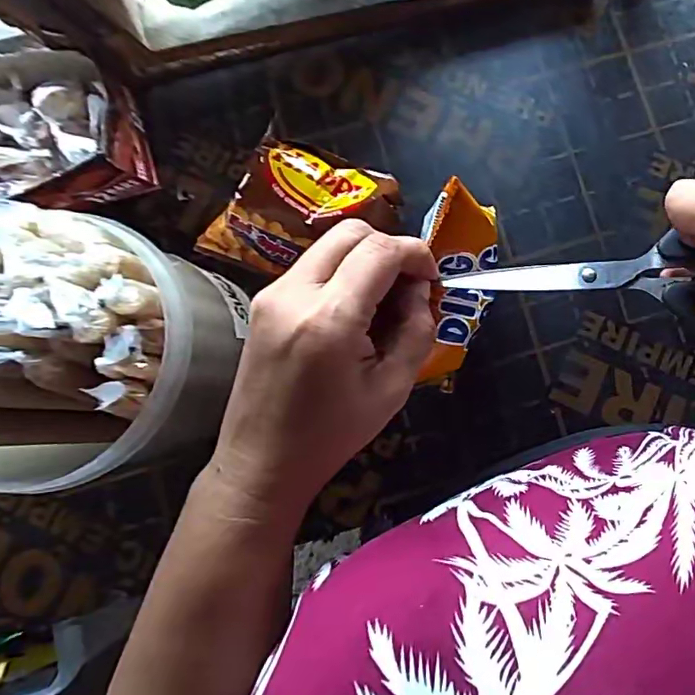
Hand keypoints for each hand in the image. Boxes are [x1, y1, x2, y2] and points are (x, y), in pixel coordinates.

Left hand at [200, 220, 436, 530]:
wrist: (262, 461)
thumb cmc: (332, 435)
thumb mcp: (392, 388)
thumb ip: (416, 330)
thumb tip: (418, 290)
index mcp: (328, 319)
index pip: (380, 251)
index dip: (416, 254)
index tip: (432, 279)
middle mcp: (293, 293)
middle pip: (351, 232)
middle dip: (391, 248)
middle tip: (410, 285)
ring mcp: (272, 293)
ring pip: (330, 244)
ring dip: (366, 258)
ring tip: (385, 300)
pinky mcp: (264, 300)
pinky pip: (313, 265)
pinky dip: (343, 271)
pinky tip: (356, 309)